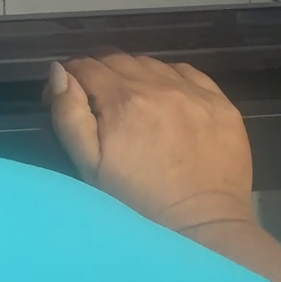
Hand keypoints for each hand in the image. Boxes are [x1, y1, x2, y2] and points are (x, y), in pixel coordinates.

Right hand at [44, 53, 254, 235]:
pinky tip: (162, 97)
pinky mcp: (221, 103)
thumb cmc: (135, 196)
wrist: (202, 223)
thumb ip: (67, 112)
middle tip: (96, 100)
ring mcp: (194, 93)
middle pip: (115, 58)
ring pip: (148, 62)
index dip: (68, 76)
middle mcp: (159, 87)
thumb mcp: (86, 162)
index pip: (84, 65)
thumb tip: (59, 71)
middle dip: (97, 72)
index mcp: (122, 100)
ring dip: (131, 73)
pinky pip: (185, 71)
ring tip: (130, 101)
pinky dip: (166, 76)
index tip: (68, 98)